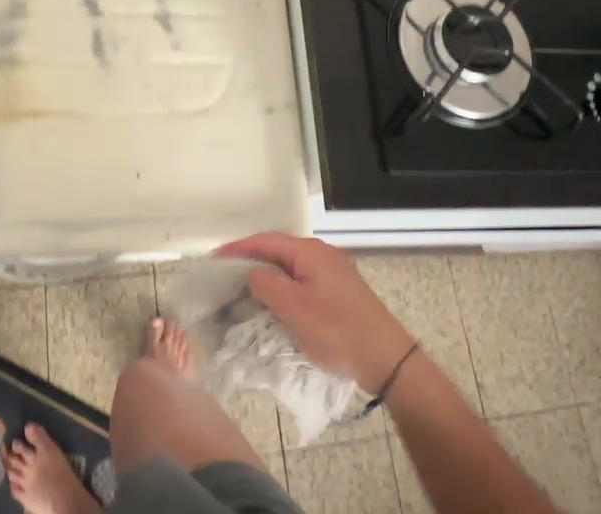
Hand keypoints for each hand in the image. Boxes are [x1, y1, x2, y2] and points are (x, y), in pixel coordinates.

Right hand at [215, 232, 414, 390]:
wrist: (387, 360)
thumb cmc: (337, 331)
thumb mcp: (294, 308)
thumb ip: (267, 284)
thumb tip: (252, 273)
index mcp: (310, 252)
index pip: (265, 241)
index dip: (238, 249)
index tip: (213, 259)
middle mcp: (322, 254)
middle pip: (277, 250)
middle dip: (250, 260)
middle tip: (223, 275)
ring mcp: (332, 273)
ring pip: (289, 267)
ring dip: (266, 275)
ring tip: (241, 289)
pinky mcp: (337, 291)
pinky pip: (301, 281)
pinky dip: (282, 287)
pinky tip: (272, 302)